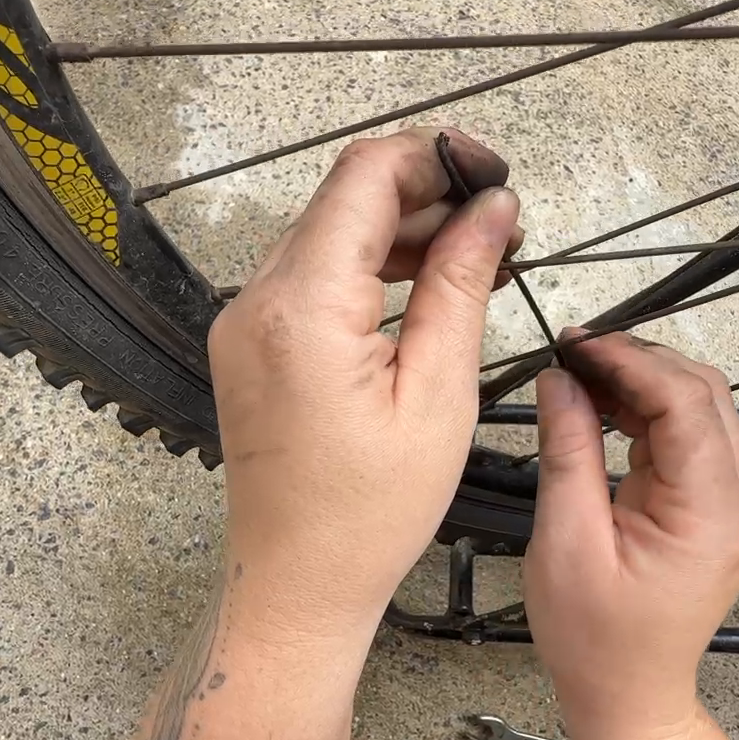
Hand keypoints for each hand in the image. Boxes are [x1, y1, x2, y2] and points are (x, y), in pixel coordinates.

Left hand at [208, 128, 521, 631]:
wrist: (296, 582)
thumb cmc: (369, 513)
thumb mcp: (438, 395)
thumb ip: (460, 285)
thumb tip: (490, 210)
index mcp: (302, 309)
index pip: (364, 177)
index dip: (434, 158)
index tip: (491, 174)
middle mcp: (255, 302)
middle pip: (342, 201)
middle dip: (423, 195)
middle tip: (496, 225)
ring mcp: (241, 323)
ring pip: (325, 236)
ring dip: (396, 233)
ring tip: (469, 258)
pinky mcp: (247, 346)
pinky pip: (308, 280)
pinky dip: (363, 271)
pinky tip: (415, 288)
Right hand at [522, 333, 738, 738]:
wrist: (626, 696)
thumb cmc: (591, 635)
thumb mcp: (565, 539)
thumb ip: (567, 451)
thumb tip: (558, 381)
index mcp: (708, 512)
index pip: (684, 403)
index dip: (630, 360)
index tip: (575, 343)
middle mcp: (733, 502)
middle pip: (703, 397)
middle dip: (639, 361)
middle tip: (573, 351)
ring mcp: (724, 506)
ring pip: (698, 412)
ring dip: (642, 382)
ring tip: (580, 372)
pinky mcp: (705, 511)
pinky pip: (683, 442)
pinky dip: (644, 414)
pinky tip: (601, 406)